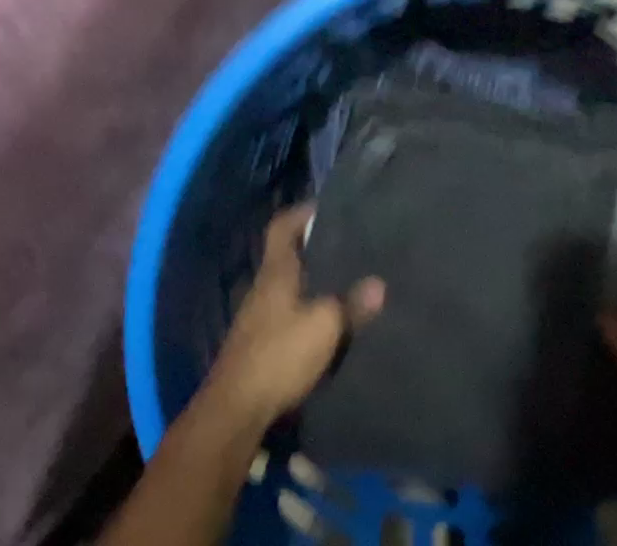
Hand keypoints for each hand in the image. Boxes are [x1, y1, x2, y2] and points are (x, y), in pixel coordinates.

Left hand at [206, 204, 385, 424]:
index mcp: (276, 273)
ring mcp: (260, 318)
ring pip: (291, 286)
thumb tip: (379, 285)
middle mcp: (264, 288)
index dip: (302, 213)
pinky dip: (311, 310)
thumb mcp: (324, 326)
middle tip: (352, 243)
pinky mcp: (262, 345)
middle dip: (317, 248)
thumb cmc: (279, 355)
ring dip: (315, 281)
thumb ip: (351, 304)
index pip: (282, 227)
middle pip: (288, 256)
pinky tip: (333, 321)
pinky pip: (291, 314)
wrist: (237, 410)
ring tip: (350, 279)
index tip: (330, 207)